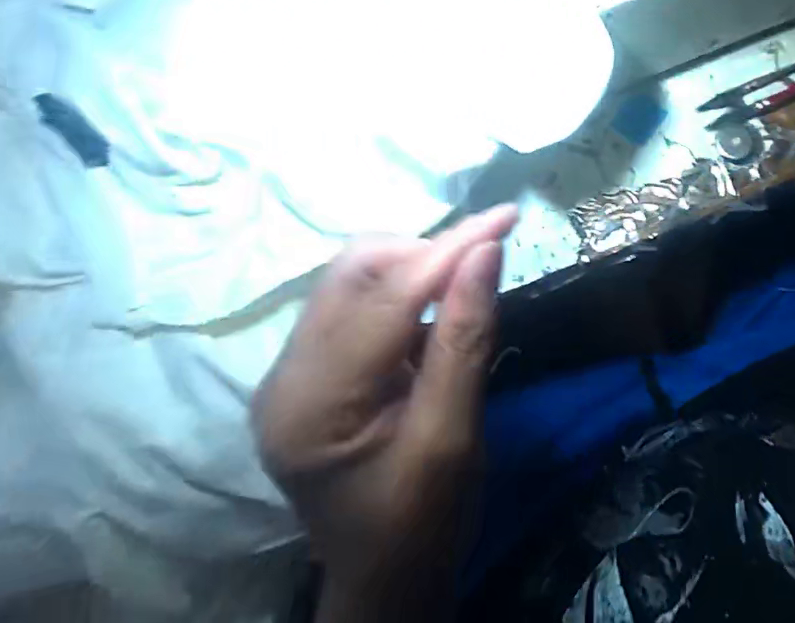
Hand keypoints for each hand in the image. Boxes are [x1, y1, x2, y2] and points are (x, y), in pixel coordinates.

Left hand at [253, 205, 519, 621]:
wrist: (388, 578)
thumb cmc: (425, 522)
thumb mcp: (453, 436)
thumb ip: (466, 339)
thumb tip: (487, 250)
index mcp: (312, 404)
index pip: (387, 296)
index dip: (452, 248)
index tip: (508, 216)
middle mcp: (285, 376)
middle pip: (356, 271)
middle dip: (430, 250)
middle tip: (489, 254)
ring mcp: (292, 370)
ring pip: (355, 275)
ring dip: (419, 262)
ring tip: (469, 275)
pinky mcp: (312, 368)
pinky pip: (358, 298)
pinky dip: (407, 285)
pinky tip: (440, 302)